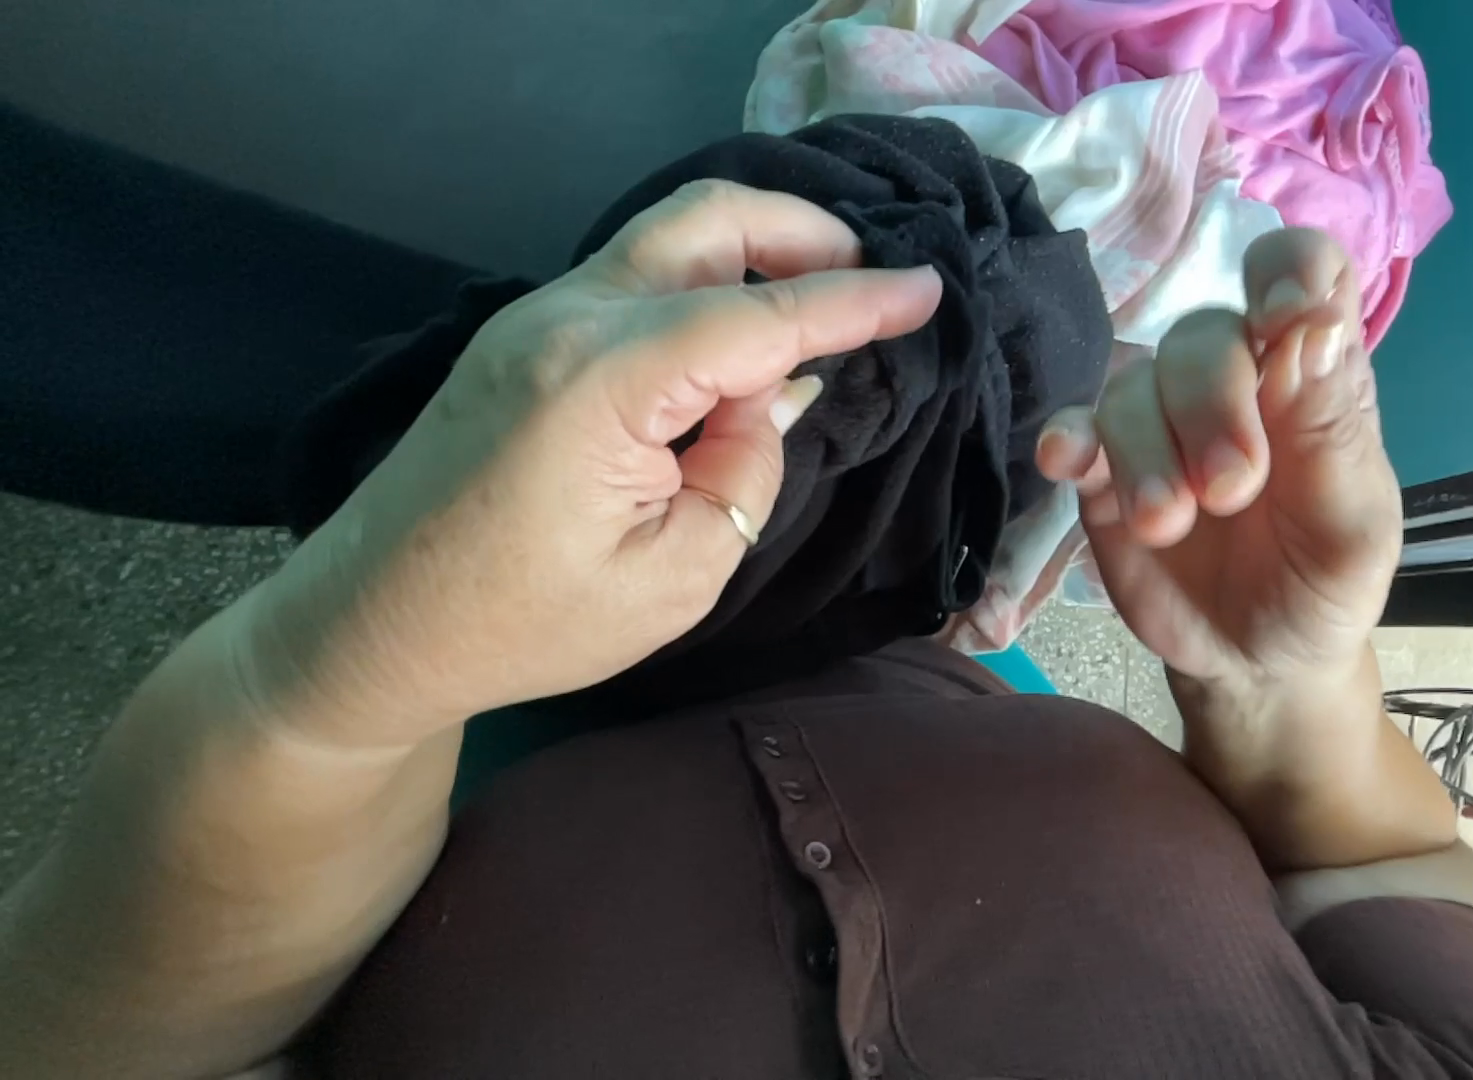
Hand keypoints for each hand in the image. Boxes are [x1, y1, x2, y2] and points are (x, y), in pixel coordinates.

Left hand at [248, 180, 941, 748]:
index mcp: (604, 380)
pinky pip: (645, 279)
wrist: (374, 626)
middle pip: (705, 223)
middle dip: (805, 233)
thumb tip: (760, 399)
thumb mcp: (678, 574)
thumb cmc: (529, 622)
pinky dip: (716, 283)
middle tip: (872, 274)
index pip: (759, 319)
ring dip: (761, 250)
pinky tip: (747, 336)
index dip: (855, 301)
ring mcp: (539, 318)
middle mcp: (567, 318)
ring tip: (824, 298)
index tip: (928, 289)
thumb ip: (743, 469)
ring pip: (672, 237)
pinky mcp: (533, 339)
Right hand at [1037, 228, 1400, 690]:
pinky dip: (1068, 438)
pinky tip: (1067, 462)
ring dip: (1145, 452)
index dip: (1287, 272)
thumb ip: (1332, 430)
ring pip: (1131, 386)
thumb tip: (1311, 323)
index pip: (1299, 272)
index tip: (1280, 321)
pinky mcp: (1103, 474)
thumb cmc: (1318, 586)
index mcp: (1307, 382)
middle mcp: (1228, 388)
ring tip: (1168, 524)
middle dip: (1209, 406)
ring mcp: (1157, 430)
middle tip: (1230, 491)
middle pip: (1201, 334)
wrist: (1250, 659)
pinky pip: (1075, 430)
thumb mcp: (1351, 525)